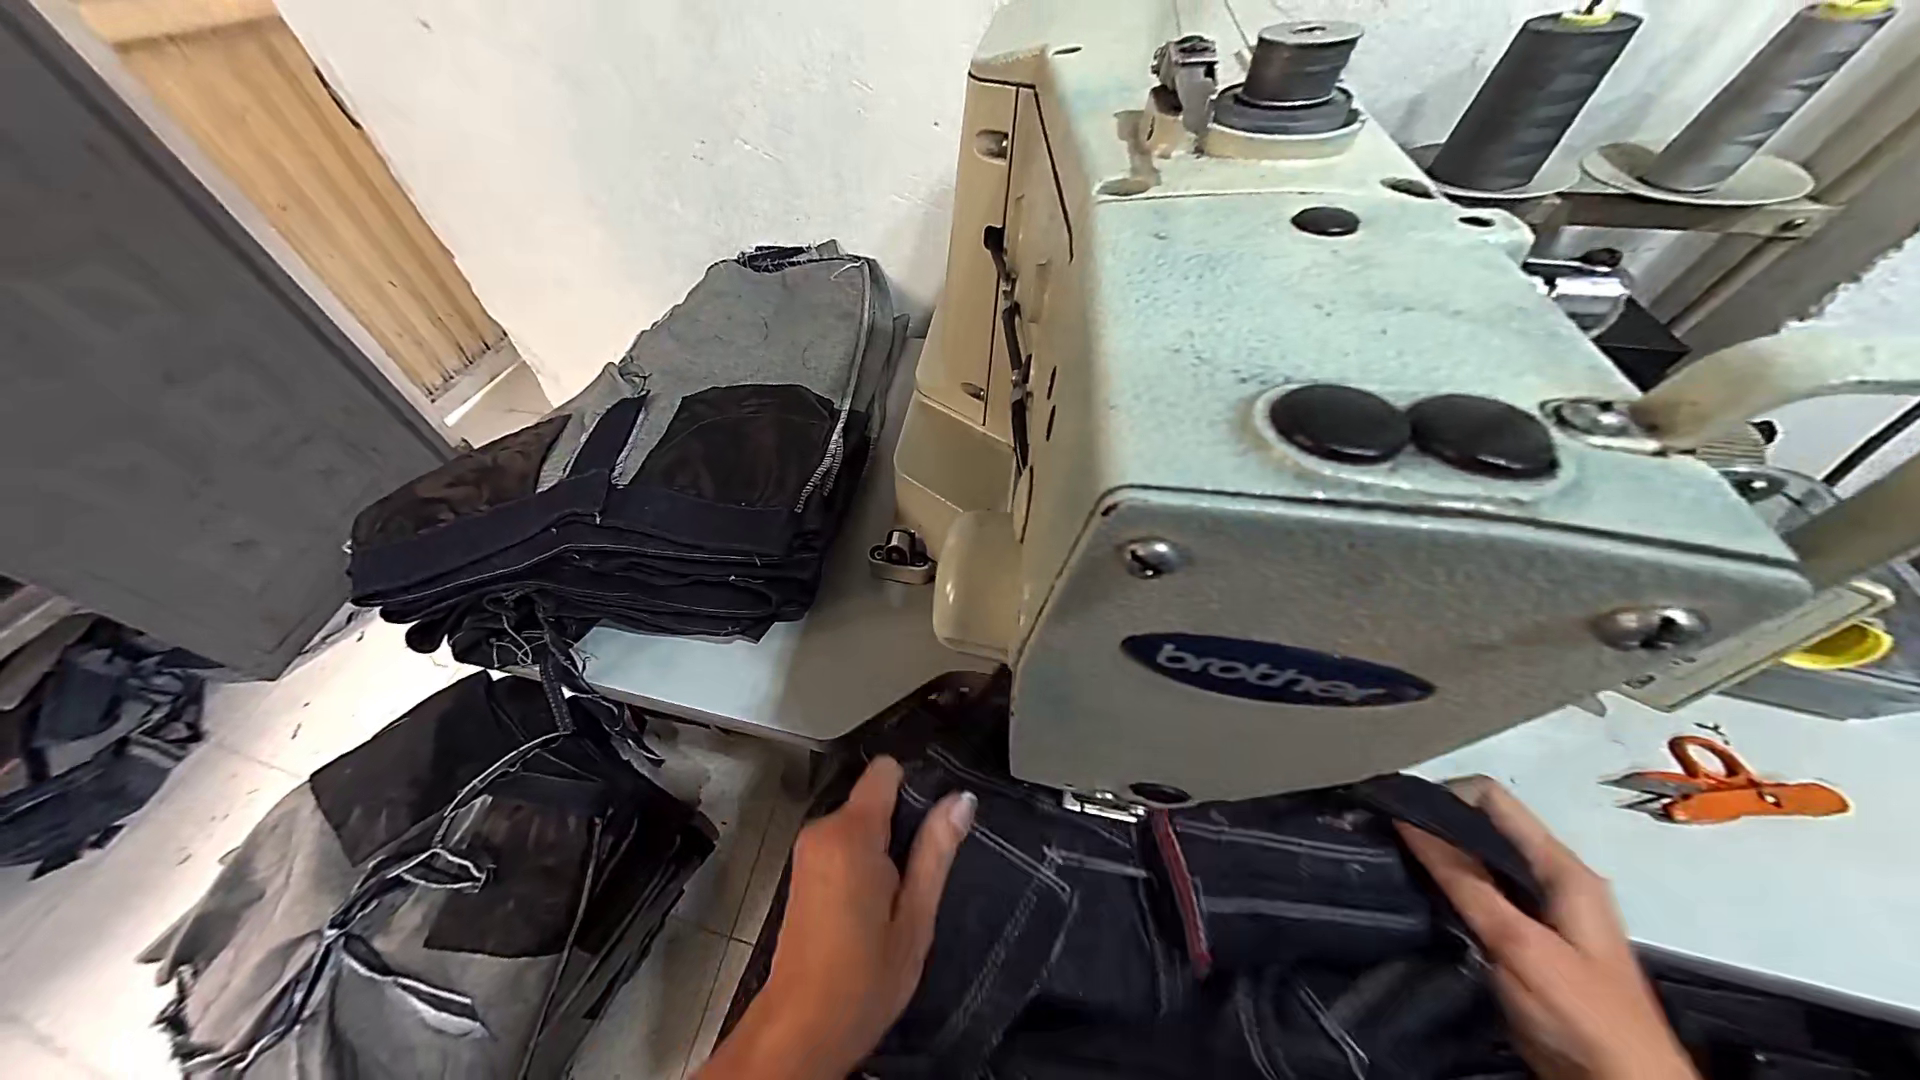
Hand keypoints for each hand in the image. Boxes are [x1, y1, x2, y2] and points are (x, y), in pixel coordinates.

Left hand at [698, 756, 976, 1079]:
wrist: (800, 1031)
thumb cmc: (863, 979)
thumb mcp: (915, 917)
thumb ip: (936, 850)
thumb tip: (962, 798)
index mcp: (851, 833)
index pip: (885, 770)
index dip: (915, 785)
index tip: (934, 818)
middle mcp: (822, 829)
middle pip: (874, 796)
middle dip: (902, 823)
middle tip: (919, 871)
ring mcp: (807, 848)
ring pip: (860, 819)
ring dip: (883, 844)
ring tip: (898, 892)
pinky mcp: (801, 867)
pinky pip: (842, 839)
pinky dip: (863, 857)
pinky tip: (873, 900)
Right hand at [1396, 777, 1698, 1079]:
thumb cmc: (1581, 1016)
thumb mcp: (1517, 943)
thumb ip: (1463, 880)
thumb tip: (1407, 819)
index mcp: (1560, 868)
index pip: (1490, 798)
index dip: (1442, 796)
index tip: (1397, 815)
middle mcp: (1550, 877)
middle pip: (1481, 825)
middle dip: (1433, 825)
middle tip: (1385, 836)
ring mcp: (1538, 907)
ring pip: (1475, 858)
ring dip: (1436, 856)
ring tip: (1392, 860)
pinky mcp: (1522, 935)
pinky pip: (1476, 891)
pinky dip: (1445, 885)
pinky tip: (1417, 895)